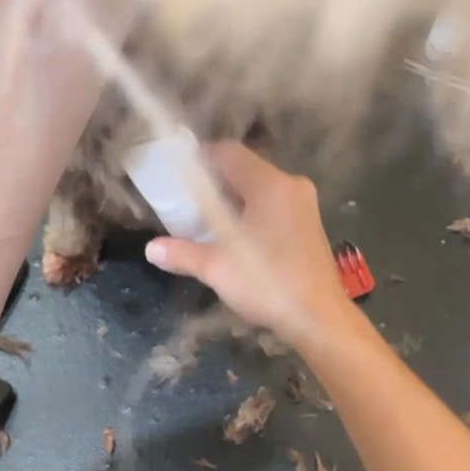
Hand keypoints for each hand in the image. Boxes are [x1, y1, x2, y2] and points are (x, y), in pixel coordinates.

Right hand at [143, 143, 354, 344]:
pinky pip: (274, 208)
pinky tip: (236, 239)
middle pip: (245, 170)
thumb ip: (183, 253)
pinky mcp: (310, 227)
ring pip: (260, 191)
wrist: (318, 317)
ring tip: (208, 222)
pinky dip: (252, 215)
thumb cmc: (268, 284)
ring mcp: (304, 206)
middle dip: (215, 184)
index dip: (200, 159)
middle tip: (188, 202)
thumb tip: (151, 249)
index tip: (179, 175)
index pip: (229, 153)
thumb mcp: (217, 269)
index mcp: (269, 185)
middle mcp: (290, 186)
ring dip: (234, 202)